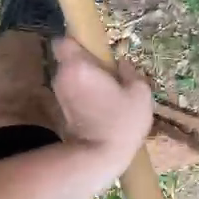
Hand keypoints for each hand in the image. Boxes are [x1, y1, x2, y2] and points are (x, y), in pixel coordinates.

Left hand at [50, 36, 152, 174]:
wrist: (98, 158)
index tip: (94, 49)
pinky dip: (82, 95)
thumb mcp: (139, 95)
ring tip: (106, 93)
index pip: (63, 41)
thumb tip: (123, 63)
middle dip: (84, 62)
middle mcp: (62, 75)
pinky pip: (71, 92)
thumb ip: (131, 73)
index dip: (76, 41)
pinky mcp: (60, 110)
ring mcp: (59, 93)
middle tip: (106, 73)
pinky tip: (99, 107)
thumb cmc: (120, 122)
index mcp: (77, 65)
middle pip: (68, 59)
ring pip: (70, 76)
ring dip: (83, 80)